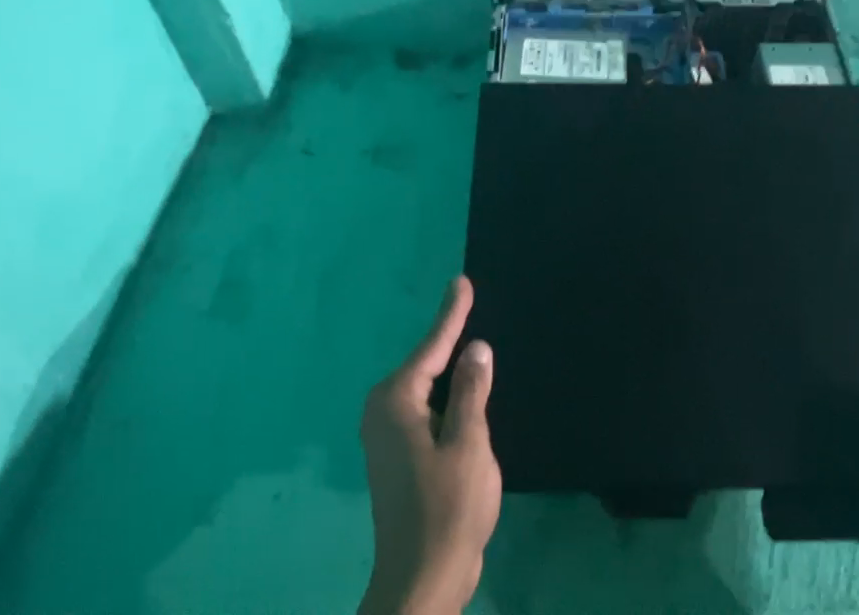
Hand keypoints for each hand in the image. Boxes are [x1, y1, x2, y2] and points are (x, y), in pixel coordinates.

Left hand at [359, 276, 500, 614]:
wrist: (422, 577)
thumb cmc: (447, 507)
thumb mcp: (469, 444)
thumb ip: (472, 392)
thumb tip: (476, 349)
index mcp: (397, 402)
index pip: (433, 347)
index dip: (452, 314)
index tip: (462, 281)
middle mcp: (383, 412)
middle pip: (426, 365)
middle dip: (450, 339)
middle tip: (471, 303)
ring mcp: (387, 437)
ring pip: (426, 389)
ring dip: (450, 371)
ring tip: (475, 342)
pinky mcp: (398, 457)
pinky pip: (426, 411)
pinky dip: (447, 397)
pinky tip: (468, 394)